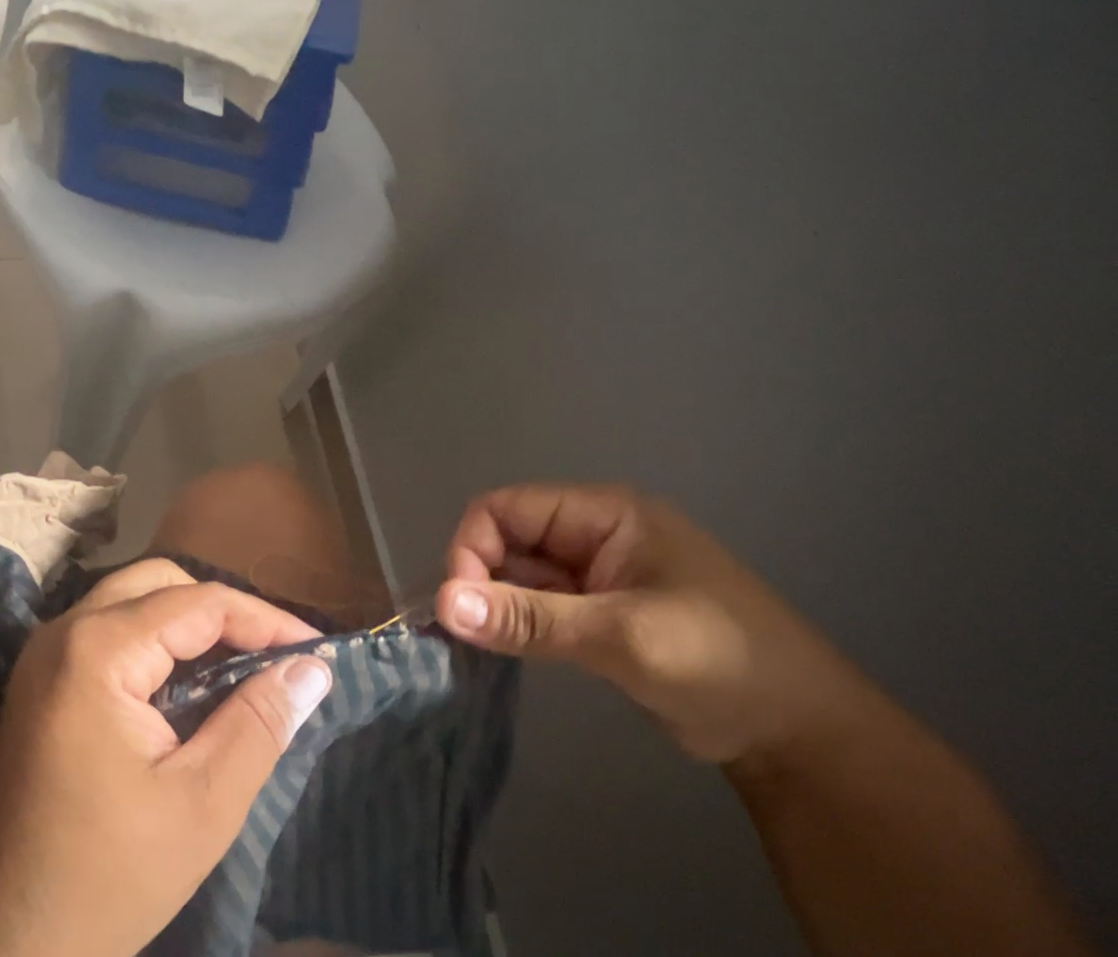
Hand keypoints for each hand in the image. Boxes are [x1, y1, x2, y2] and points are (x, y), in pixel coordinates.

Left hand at [0, 559, 333, 956]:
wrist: (0, 937)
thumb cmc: (106, 875)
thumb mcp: (202, 804)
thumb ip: (260, 723)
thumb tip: (312, 667)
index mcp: (97, 650)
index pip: (199, 602)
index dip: (265, 620)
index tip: (317, 653)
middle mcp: (62, 633)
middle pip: (158, 584)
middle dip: (223, 612)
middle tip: (276, 660)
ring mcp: (44, 657)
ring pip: (131, 604)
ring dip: (189, 627)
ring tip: (243, 673)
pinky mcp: (40, 684)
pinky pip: (108, 636)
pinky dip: (156, 647)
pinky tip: (191, 691)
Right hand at [434, 485, 881, 763]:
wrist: (800, 734)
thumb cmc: (721, 665)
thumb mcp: (622, 638)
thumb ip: (529, 619)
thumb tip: (442, 604)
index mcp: (609, 516)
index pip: (507, 508)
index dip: (471, 547)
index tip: (460, 605)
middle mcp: (598, 536)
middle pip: (509, 537)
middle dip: (478, 576)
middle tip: (463, 630)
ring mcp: (600, 577)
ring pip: (520, 573)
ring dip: (494, 602)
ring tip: (474, 644)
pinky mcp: (601, 615)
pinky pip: (540, 605)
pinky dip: (514, 623)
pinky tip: (500, 649)